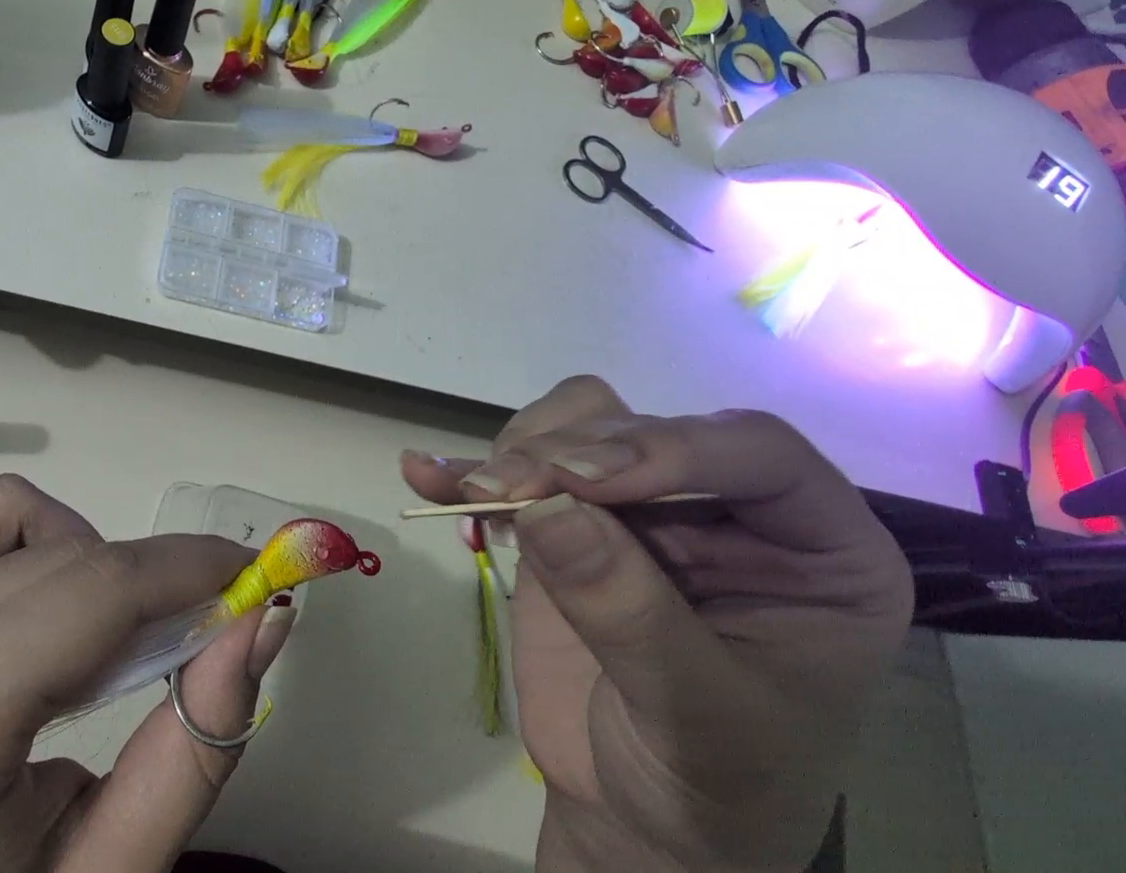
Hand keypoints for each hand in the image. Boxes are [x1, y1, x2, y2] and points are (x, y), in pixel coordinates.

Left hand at [0, 475, 292, 872]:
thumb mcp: (107, 865)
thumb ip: (194, 746)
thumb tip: (261, 625)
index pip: (95, 593)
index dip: (189, 567)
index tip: (250, 573)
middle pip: (61, 555)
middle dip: (145, 581)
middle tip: (182, 640)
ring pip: (5, 511)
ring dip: (74, 552)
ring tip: (91, 634)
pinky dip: (13, 546)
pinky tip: (29, 614)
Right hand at [402, 377, 912, 872]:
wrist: (638, 817)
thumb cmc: (708, 782)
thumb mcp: (694, 711)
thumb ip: (628, 609)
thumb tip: (545, 505)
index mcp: (814, 549)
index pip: (756, 454)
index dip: (670, 447)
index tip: (581, 478)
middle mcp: (728, 512)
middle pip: (645, 430)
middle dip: (569, 454)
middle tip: (500, 490)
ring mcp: (641, 512)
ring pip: (581, 425)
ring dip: (521, 449)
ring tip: (474, 493)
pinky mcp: (569, 524)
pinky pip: (524, 468)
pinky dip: (473, 468)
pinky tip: (428, 474)